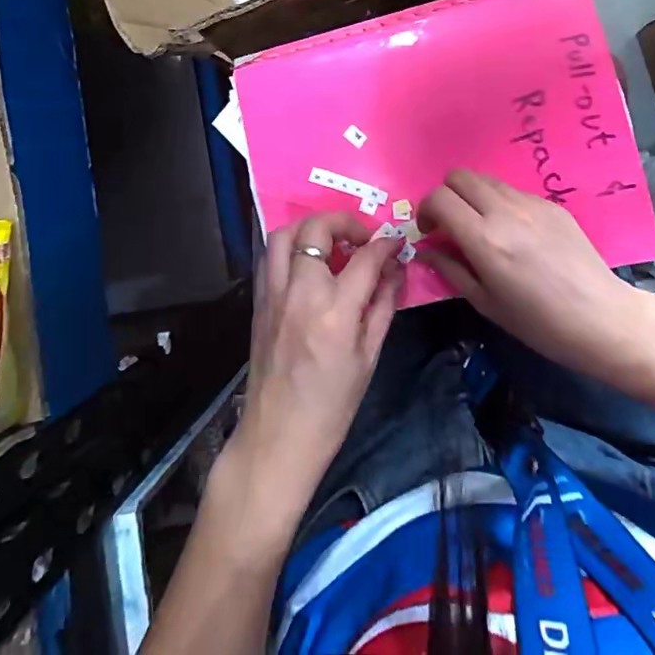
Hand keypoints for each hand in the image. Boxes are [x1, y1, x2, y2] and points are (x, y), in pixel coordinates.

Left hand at [225, 212, 402, 523]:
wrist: (279, 433)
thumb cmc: (332, 405)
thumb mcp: (369, 358)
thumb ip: (382, 306)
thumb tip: (394, 270)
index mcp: (335, 312)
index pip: (365, 258)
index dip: (386, 244)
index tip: (396, 242)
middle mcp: (299, 292)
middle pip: (316, 230)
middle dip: (344, 222)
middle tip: (362, 237)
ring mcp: (272, 294)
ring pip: (283, 235)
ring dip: (310, 229)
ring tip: (331, 243)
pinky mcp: (257, 300)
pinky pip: (269, 257)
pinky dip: (288, 247)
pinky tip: (306, 263)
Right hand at [418, 169, 637, 375]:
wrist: (603, 319)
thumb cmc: (538, 322)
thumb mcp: (484, 302)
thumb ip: (449, 269)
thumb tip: (425, 250)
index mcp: (484, 239)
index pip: (439, 198)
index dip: (425, 210)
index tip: (429, 231)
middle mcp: (505, 212)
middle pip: (459, 176)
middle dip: (446, 195)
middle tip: (450, 223)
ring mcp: (532, 205)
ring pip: (486, 180)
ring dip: (472, 196)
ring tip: (481, 226)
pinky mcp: (552, 205)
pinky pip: (513, 192)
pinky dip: (500, 203)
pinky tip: (514, 233)